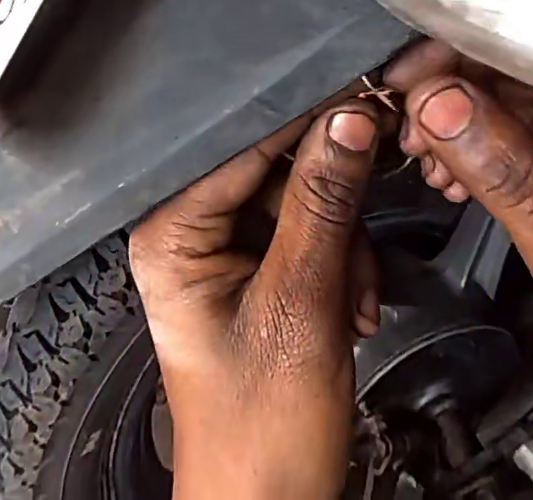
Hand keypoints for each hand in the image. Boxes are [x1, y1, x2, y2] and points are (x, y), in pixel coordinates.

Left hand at [129, 98, 389, 499]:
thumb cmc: (260, 432)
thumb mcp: (299, 304)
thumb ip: (323, 204)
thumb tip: (347, 120)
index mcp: (172, 231)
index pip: (243, 145)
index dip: (304, 122)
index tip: (360, 102)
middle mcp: (192, 230)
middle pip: (278, 170)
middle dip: (330, 214)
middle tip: (353, 256)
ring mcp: (226, 249)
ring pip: (305, 200)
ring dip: (342, 247)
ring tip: (349, 303)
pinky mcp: (258, 268)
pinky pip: (311, 230)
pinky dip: (341, 263)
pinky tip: (348, 306)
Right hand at [386, 41, 532, 499]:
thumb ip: (511, 179)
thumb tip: (434, 100)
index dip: (462, 49)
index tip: (404, 78)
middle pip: (515, 55)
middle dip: (448, 85)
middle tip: (404, 126)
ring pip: (506, 81)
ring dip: (454, 113)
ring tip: (427, 159)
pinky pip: (514, 113)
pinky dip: (472, 136)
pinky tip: (452, 169)